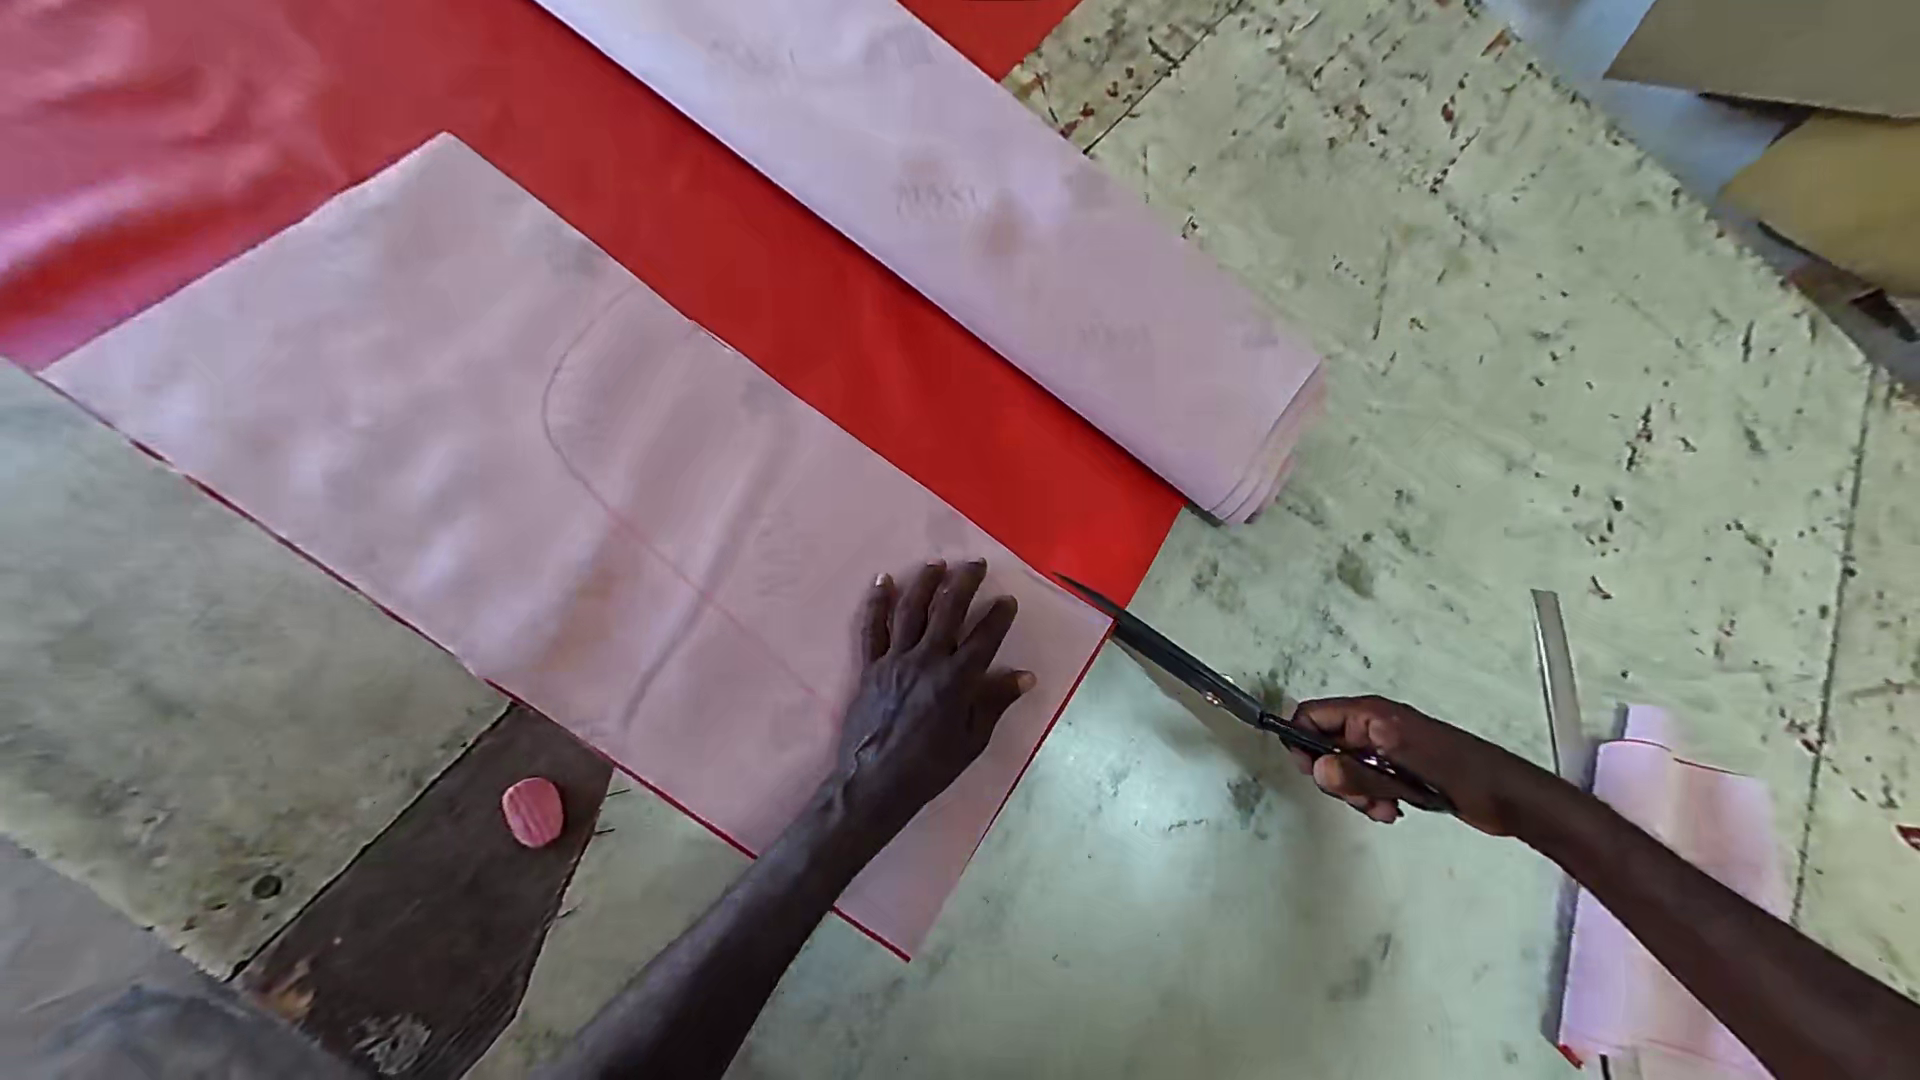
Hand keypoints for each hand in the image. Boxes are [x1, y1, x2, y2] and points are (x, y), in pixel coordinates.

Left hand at [825, 559, 1032, 835]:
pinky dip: (878, 602)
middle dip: (965, 583)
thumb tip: (1026, 676)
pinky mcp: (871, 665)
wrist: (875, 783)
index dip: (998, 615)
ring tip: (936, 563)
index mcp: (957, 680)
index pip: (985, 637)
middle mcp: (927, 660)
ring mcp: (896, 660)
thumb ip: (995, 702)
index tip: (1007, 599)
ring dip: (926, 583)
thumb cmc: (930, 766)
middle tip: (975, 564)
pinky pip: (873, 628)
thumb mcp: (972, 740)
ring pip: (912, 610)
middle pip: (949, 611)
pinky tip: (883, 580)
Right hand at [1289, 696, 1555, 834]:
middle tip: (1354, 795)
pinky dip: (1369, 795)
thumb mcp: (1404, 775)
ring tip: (1380, 806)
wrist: (1514, 799)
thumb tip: (1316, 769)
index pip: (1311, 716)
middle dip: (1333, 773)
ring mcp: (1384, 747)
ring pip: (1342, 764)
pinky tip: (1390, 809)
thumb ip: (1357, 772)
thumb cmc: (1462, 775)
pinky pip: (1364, 777)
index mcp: (1369, 714)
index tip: (1312, 772)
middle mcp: (1371, 725)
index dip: (1302, 741)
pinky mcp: (1396, 766)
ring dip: (1353, 789)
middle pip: (1323, 743)